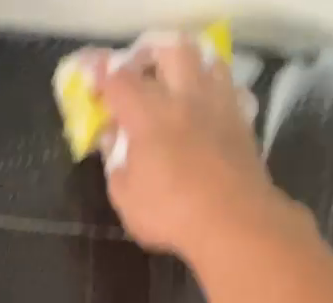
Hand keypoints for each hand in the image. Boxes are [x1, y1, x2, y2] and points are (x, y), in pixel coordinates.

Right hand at [79, 34, 297, 261]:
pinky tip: (203, 108)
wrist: (232, 220)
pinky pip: (227, 87)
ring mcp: (218, 104)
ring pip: (206, 61)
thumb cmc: (169, 213)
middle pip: (170, 52)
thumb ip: (115, 162)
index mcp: (149, 116)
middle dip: (148, 57)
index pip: (119, 82)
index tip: (90, 76)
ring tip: (173, 85)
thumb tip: (112, 139)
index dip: (101, 75)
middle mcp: (185, 98)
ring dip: (186, 66)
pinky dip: (212, 89)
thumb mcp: (124, 195)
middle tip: (135, 74)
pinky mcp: (241, 119)